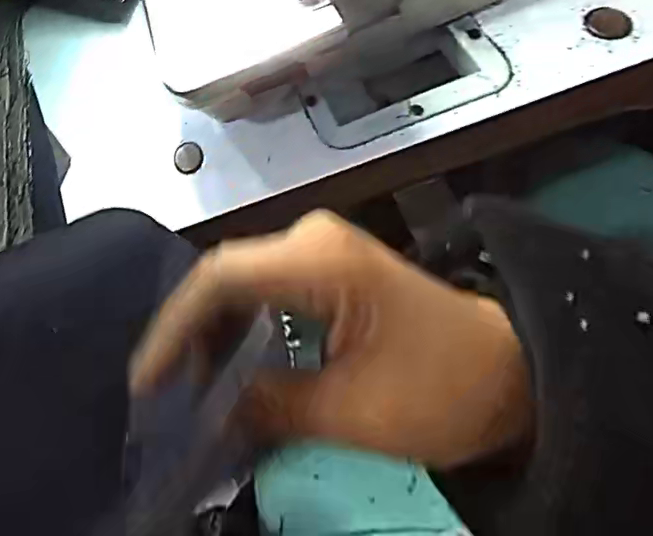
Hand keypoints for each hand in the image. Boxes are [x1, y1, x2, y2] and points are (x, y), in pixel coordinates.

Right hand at [129, 211, 532, 468]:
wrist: (505, 366)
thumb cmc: (442, 383)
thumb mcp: (354, 410)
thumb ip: (271, 405)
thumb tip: (206, 414)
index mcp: (320, 258)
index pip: (222, 275)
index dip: (176, 325)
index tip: (147, 381)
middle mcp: (312, 238)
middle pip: (226, 274)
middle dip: (190, 334)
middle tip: (162, 396)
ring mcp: (319, 248)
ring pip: (240, 281)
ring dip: (212, 333)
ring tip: (187, 391)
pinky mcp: (325, 267)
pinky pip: (264, 289)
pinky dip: (239, 328)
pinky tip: (226, 369)